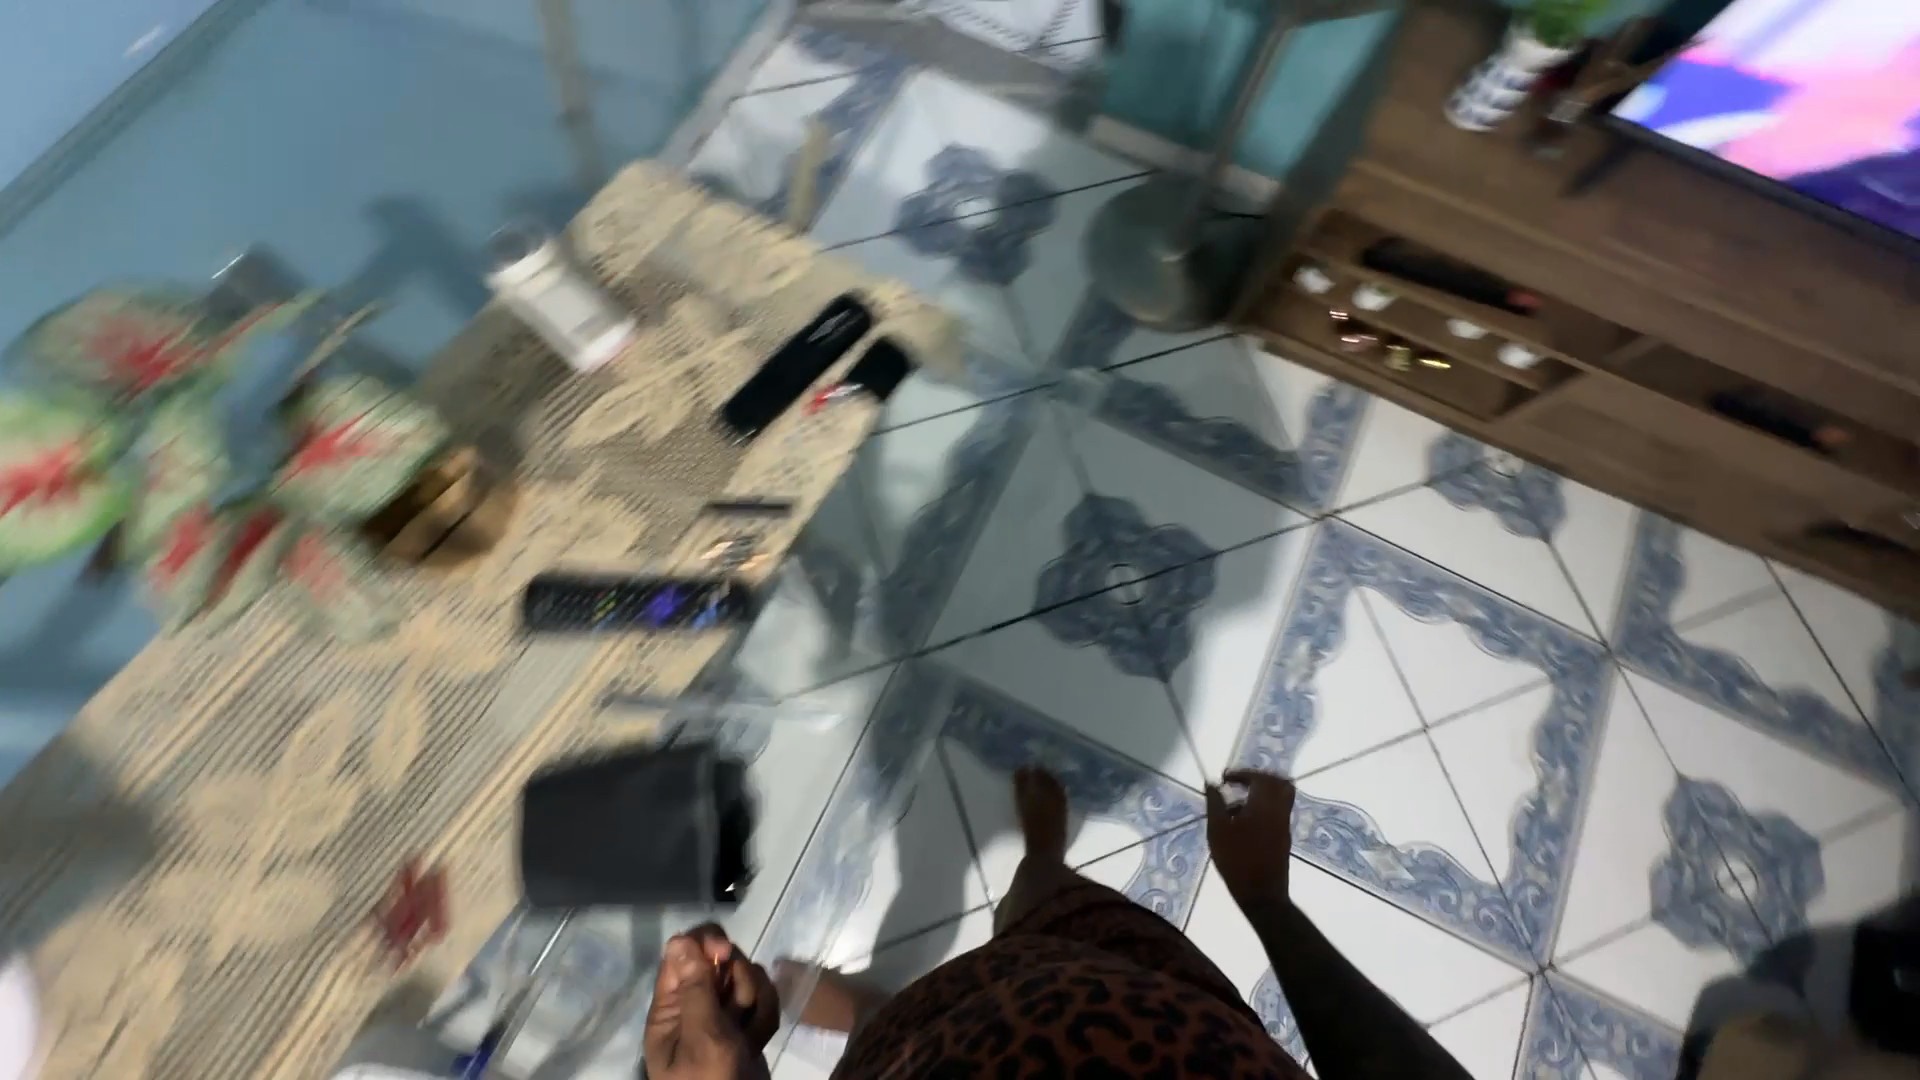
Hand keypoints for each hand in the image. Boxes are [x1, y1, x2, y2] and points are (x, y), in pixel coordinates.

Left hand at [685, 923, 779, 1051]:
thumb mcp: (702, 1037)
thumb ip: (696, 988)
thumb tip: (678, 939)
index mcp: (671, 1008)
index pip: (685, 951)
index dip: (707, 942)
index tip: (725, 951)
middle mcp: (695, 1005)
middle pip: (723, 960)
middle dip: (740, 981)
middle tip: (738, 1011)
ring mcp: (723, 1015)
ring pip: (749, 978)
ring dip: (755, 1004)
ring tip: (748, 1038)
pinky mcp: (746, 1024)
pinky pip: (764, 1000)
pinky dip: (764, 1018)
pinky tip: (756, 1043)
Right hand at [1205, 768, 1296, 907]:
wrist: (1261, 896)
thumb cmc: (1236, 860)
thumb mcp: (1217, 830)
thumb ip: (1215, 803)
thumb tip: (1212, 783)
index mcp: (1264, 807)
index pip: (1261, 778)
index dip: (1242, 773)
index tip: (1224, 778)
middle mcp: (1279, 812)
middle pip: (1278, 784)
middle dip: (1257, 778)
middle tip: (1236, 783)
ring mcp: (1283, 826)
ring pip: (1279, 799)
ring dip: (1258, 794)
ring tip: (1233, 806)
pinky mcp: (1283, 839)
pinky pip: (1276, 812)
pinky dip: (1261, 808)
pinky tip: (1240, 823)